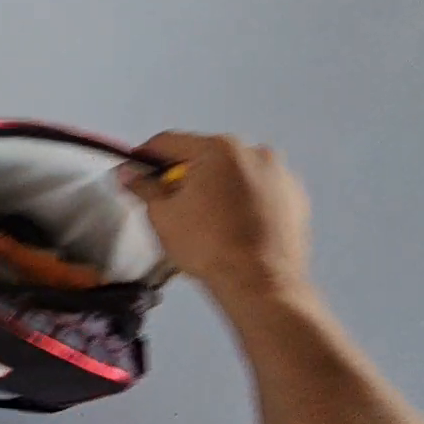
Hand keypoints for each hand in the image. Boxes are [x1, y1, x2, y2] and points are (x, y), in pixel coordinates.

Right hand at [118, 132, 312, 306]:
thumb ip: (142, 186)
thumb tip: (127, 173)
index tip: (134, 173)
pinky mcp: (297, 197)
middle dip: (182, 174)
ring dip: (214, 186)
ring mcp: (281, 174)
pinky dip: (241, 200)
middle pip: (204, 156)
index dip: (143, 157)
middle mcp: (255, 152)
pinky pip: (258, 190)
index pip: (168, 142)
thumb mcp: (161, 214)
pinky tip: (230, 225)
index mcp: (218, 149)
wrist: (260, 281)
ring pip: (233, 173)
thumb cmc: (205, 244)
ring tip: (203, 217)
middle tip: (168, 202)